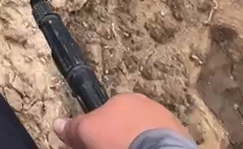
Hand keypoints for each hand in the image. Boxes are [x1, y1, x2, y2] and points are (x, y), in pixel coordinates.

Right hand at [54, 94, 185, 148]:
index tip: (95, 145)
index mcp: (126, 99)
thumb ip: (73, 128)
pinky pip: (165, 146)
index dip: (100, 132)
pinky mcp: (185, 144)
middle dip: (121, 138)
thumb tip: (57, 124)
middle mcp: (149, 106)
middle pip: (129, 124)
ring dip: (141, 145)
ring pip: (149, 136)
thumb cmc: (119, 140)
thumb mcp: (88, 133)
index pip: (109, 114)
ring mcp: (171, 126)